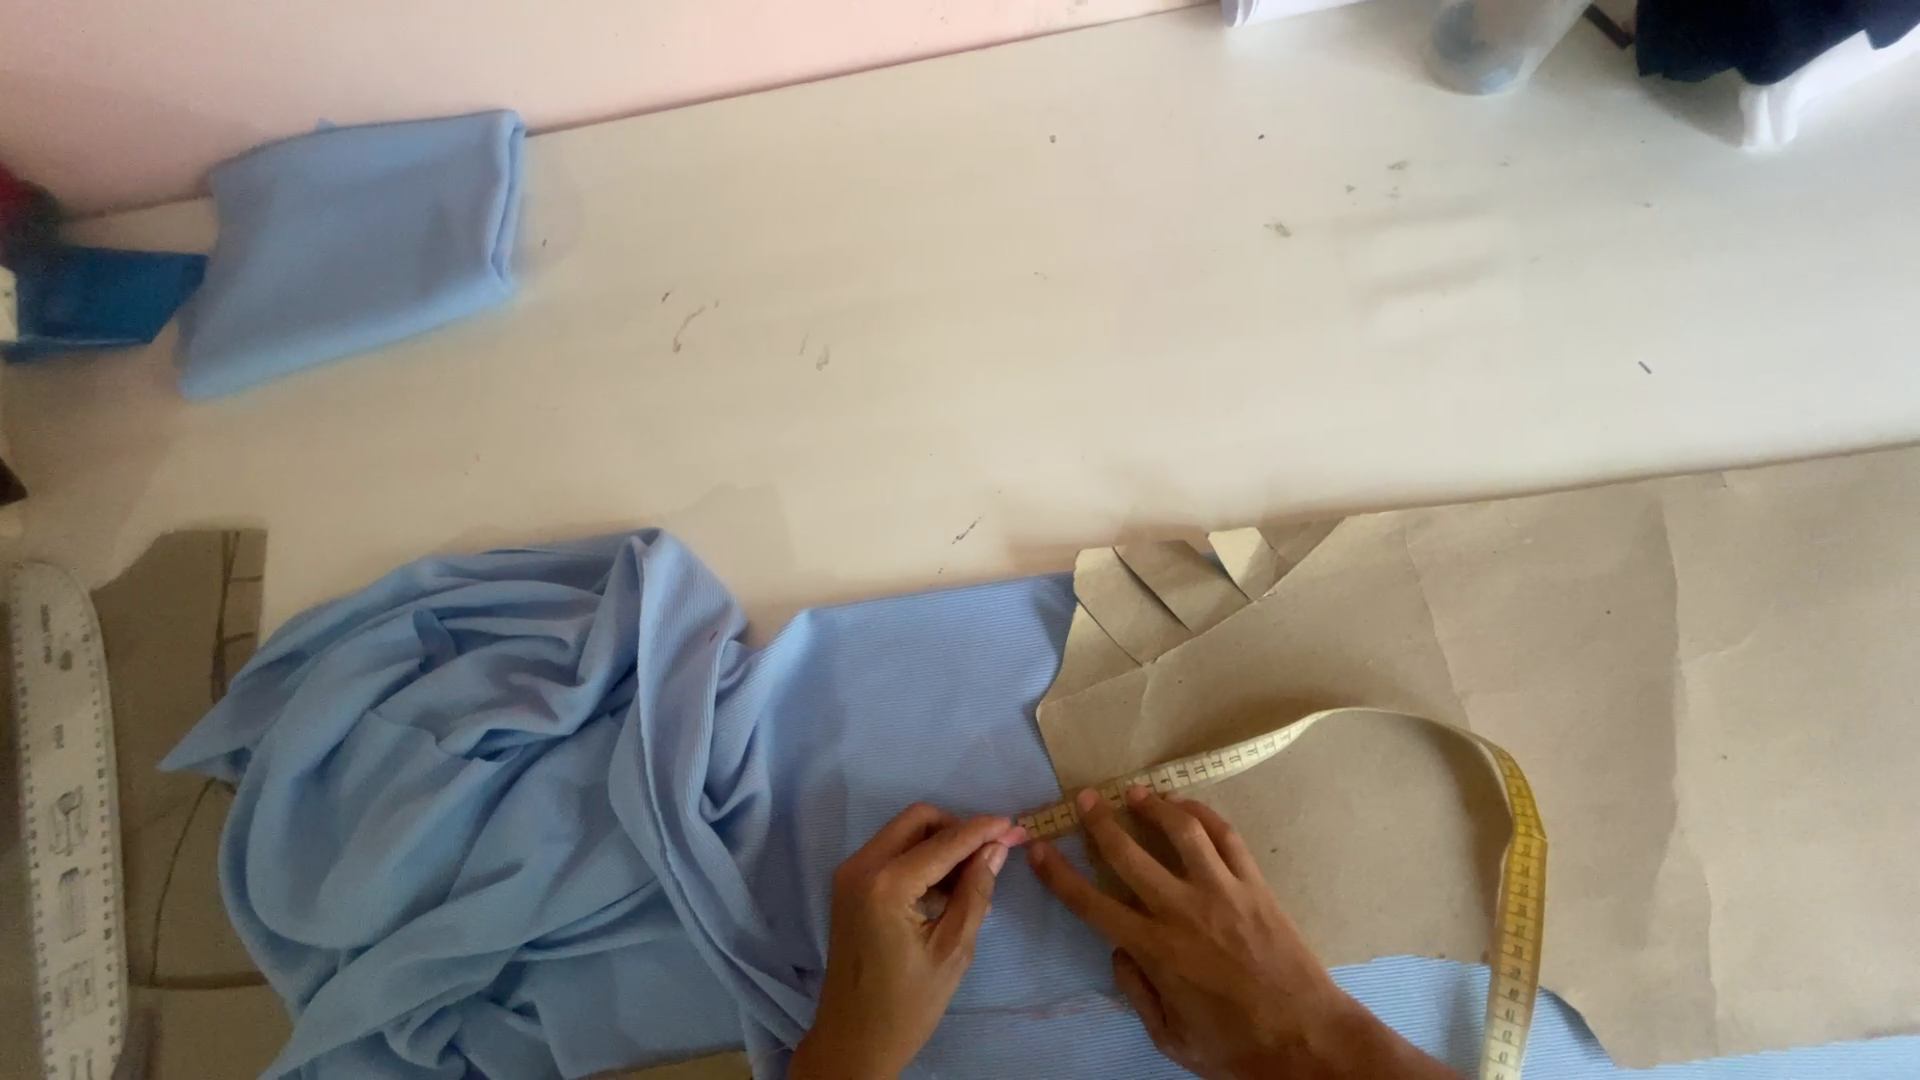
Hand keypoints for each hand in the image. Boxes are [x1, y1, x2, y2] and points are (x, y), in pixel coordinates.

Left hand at [791, 804, 1026, 1079]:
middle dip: (957, 829)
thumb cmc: (906, 1005)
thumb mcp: (953, 950)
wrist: (851, 1044)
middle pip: (918, 820)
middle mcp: (862, 866)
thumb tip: (996, 848)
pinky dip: (920, 858)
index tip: (1012, 825)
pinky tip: (946, 891)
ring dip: (939, 844)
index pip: (944, 841)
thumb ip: (975, 891)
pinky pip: (891, 852)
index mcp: (886, 884)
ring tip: (971, 881)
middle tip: (989, 852)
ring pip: (904, 832)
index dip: (981, 830)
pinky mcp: (849, 884)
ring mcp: (850, 873)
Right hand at [1027, 786, 1455, 1079]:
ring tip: (1135, 792)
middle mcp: (1181, 909)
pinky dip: (1202, 813)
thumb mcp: (1171, 1037)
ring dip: (1153, 805)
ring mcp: (1221, 890)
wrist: (1310, 1040)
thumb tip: (1117, 949)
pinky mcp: (1253, 883)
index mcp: (1155, 948)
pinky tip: (1186, 806)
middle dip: (1099, 820)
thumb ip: (1136, 992)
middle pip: (1128, 852)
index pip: (1091, 903)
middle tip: (1085, 797)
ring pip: (1181, 830)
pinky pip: (1225, 836)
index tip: (1038, 848)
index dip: (1058, 874)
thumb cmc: (1236, 1044)